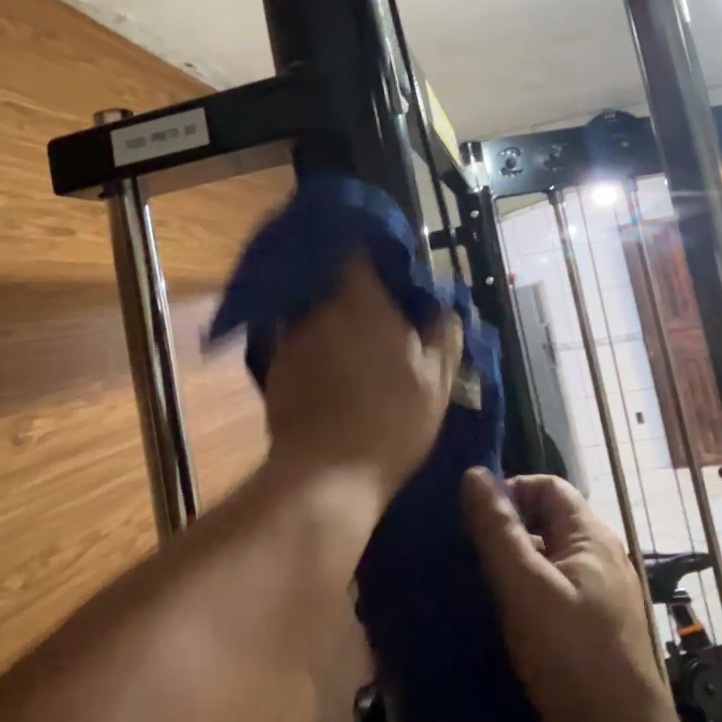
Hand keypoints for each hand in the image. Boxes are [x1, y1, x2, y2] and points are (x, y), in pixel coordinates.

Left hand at [262, 252, 462, 498]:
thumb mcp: (436, 382)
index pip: (356, 250)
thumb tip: (447, 305)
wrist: (326, 475)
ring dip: (326, 311)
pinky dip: (308, 340)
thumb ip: (444, 333)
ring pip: (310, 307)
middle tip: (371, 296)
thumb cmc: (391, 423)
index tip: (383, 256)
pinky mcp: (274, 364)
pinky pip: (292, 337)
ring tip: (347, 330)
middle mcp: (319, 308)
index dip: (369, 247)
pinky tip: (324, 361)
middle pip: (330, 276)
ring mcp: (290, 335)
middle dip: (348, 280)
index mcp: (360, 302)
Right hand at [462, 469, 697, 721]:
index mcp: (592, 538)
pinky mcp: (590, 632)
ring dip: (509, 565)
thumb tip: (474, 473)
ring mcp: (598, 598)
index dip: (508, 490)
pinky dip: (522, 596)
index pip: (547, 485)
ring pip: (545, 561)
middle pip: (545, 522)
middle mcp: (600, 559)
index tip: (470, 517)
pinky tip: (496, 616)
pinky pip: (550, 594)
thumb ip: (497, 529)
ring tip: (472, 582)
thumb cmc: (570, 654)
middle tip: (464, 550)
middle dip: (504, 529)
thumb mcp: (524, 585)